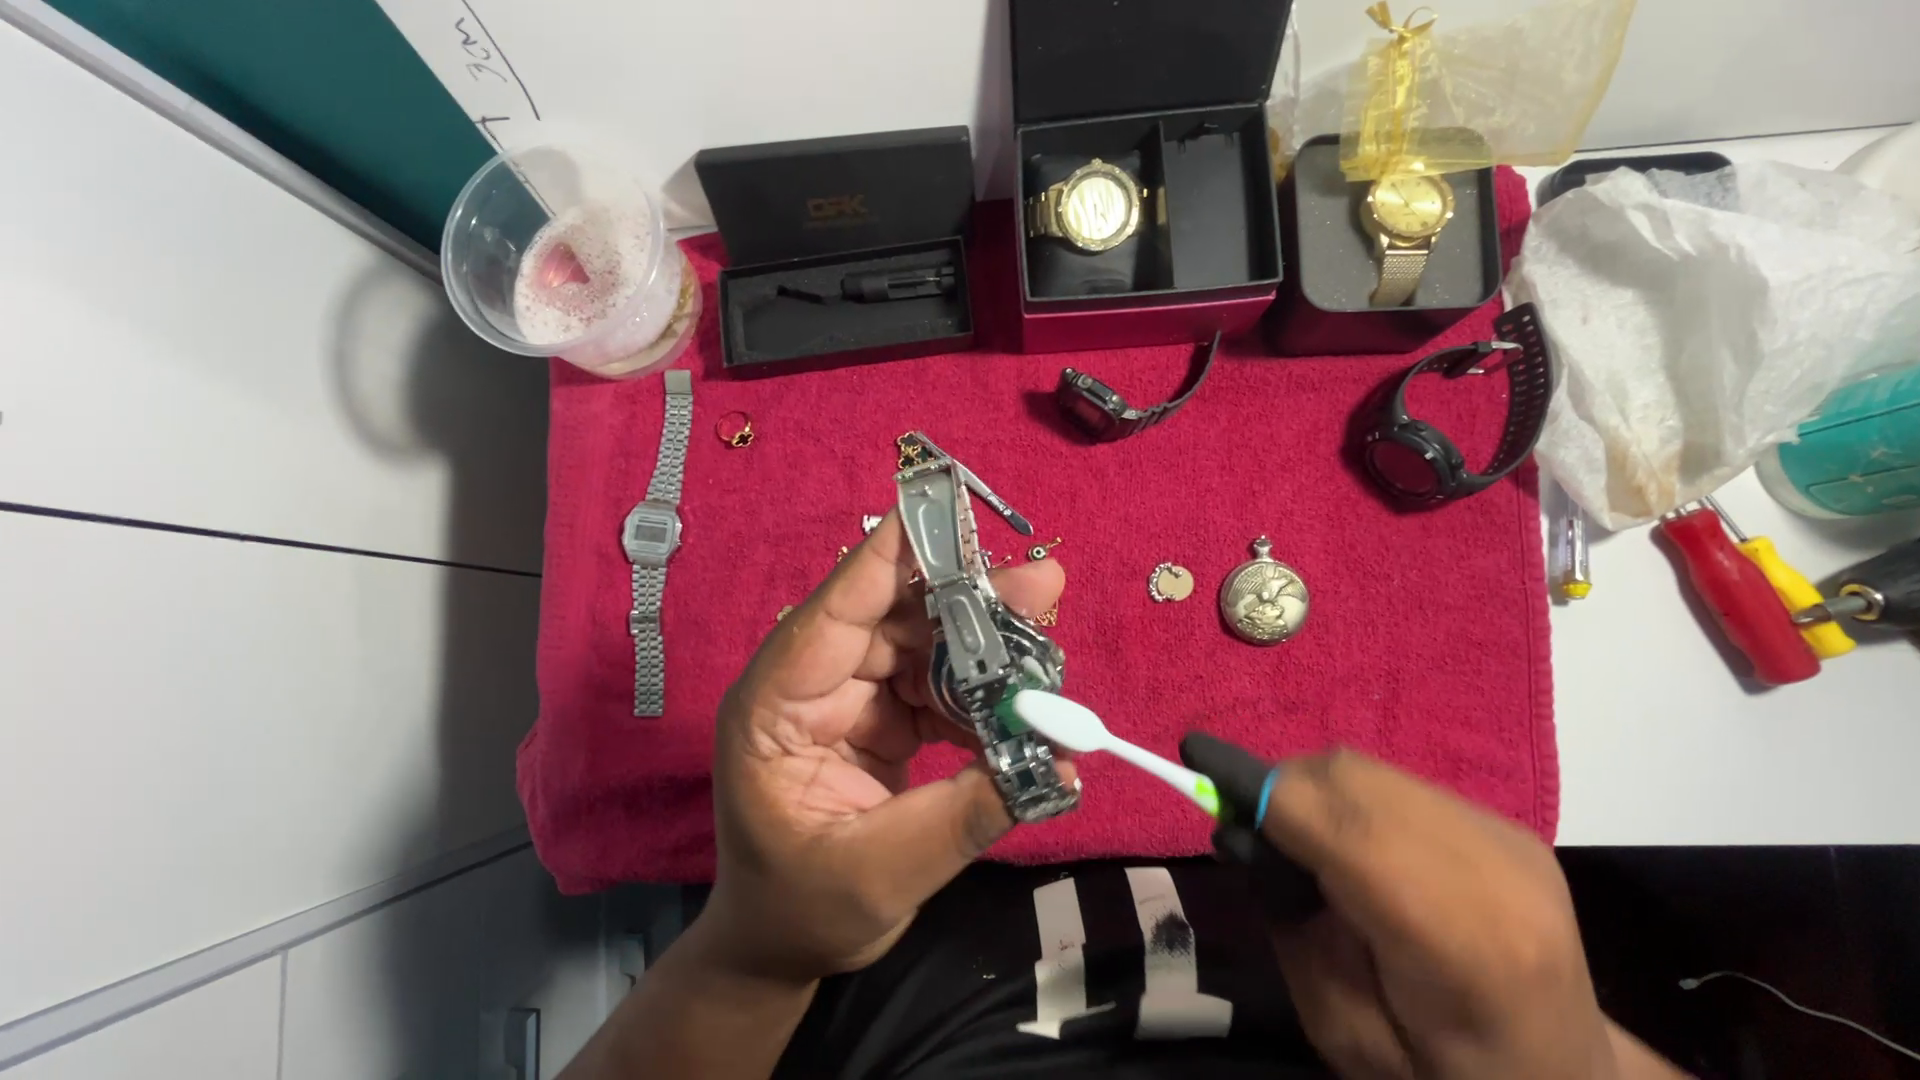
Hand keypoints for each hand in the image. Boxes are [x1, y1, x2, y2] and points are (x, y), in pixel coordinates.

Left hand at [698, 512, 1068, 983]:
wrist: (781, 946)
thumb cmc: (802, 910)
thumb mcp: (881, 872)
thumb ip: (965, 815)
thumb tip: (1060, 771)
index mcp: (775, 707)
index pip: (831, 615)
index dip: (885, 561)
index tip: (937, 511)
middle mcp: (809, 686)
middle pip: (890, 619)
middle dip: (965, 603)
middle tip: (1041, 584)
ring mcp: (846, 699)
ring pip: (921, 646)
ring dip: (983, 646)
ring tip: (1046, 643)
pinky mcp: (878, 718)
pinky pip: (935, 686)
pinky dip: (979, 693)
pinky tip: (1022, 703)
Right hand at [1251, 751, 1639, 1079]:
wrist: (1560, 1078)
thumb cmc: (1438, 1074)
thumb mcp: (1339, 1027)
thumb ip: (1288, 922)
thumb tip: (1239, 830)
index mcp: (1460, 941)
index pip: (1340, 829)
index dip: (1262, 791)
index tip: (1196, 762)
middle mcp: (1493, 869)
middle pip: (1350, 780)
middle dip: (1280, 790)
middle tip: (1249, 829)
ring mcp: (1507, 838)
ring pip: (1369, 768)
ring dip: (1313, 789)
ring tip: (1301, 841)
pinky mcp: (1507, 824)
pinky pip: (1396, 781)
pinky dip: (1352, 798)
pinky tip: (1355, 844)